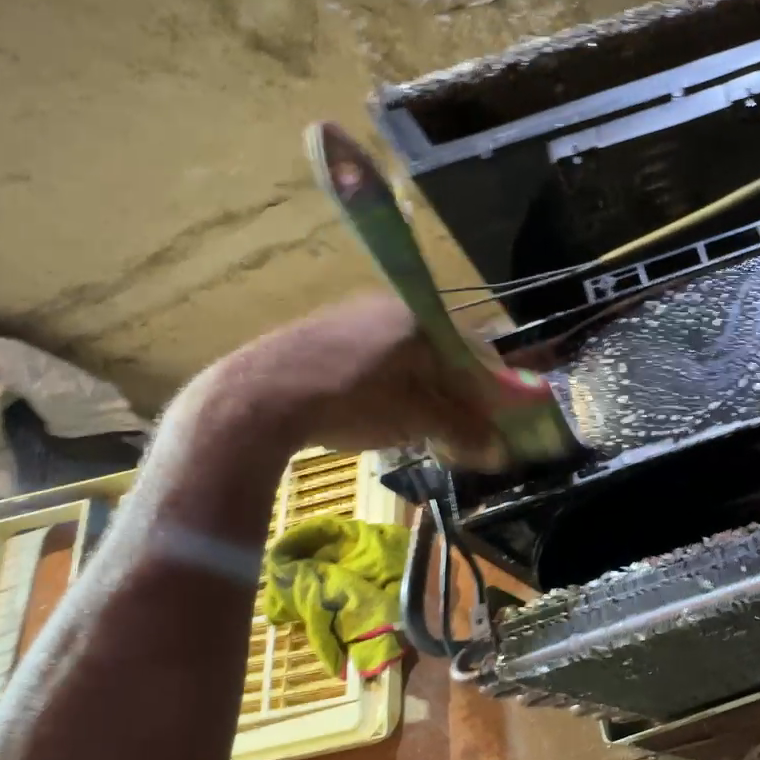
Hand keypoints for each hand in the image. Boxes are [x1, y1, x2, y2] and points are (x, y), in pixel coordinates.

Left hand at [212, 292, 553, 465]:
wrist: (256, 398)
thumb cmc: (352, 401)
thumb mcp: (417, 420)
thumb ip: (464, 430)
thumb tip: (501, 451)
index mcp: (422, 320)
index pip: (478, 353)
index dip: (496, 390)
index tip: (502, 420)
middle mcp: (393, 308)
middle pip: (446, 353)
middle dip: (461, 392)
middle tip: (466, 428)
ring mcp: (355, 317)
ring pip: (412, 357)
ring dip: (429, 391)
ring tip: (427, 426)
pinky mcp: (325, 334)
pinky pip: (381, 358)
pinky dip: (397, 385)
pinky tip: (387, 412)